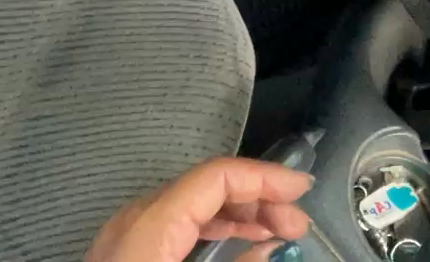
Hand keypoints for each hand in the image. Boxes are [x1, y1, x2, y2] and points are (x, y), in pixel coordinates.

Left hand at [84, 157, 313, 261]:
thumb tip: (268, 250)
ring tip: (279, 233)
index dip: (264, 176)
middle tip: (298, 224)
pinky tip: (240, 244)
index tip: (303, 188)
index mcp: (152, 221)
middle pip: (207, 187)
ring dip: (240, 214)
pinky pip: (179, 226)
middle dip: (258, 198)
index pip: (216, 176)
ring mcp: (128, 234)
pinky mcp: (127, 253)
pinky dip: (214, 229)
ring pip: (194, 205)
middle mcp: (138, 216)